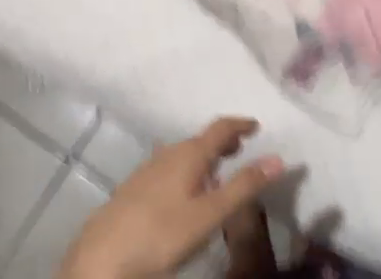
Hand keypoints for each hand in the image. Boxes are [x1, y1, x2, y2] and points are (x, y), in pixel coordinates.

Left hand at [60, 117, 285, 278]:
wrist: (102, 257)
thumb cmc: (162, 233)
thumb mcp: (210, 214)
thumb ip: (244, 186)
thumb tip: (278, 158)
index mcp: (189, 154)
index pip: (220, 128)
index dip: (239, 124)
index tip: (256, 125)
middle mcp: (168, 153)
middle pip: (200, 139)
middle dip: (222, 141)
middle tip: (240, 147)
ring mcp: (148, 170)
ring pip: (182, 154)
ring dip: (203, 157)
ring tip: (217, 170)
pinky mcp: (134, 189)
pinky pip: (168, 168)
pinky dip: (186, 169)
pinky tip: (184, 193)